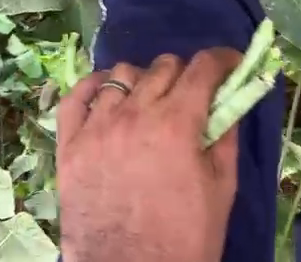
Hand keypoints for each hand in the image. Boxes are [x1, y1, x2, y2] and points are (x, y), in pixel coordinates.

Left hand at [57, 49, 241, 261]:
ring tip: (149, 105)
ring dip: (144, 82)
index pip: (202, 67)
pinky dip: (94, 88)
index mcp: (176, 124)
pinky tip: (106, 95)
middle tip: (192, 98)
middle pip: (164, 66)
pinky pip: (77, 97)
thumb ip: (226, 136)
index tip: (230, 64)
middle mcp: (135, 115)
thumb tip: (230, 98)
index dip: (222, 60)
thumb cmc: (184, 241)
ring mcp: (97, 128)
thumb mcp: (221, 189)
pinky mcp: (69, 146)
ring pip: (123, 75)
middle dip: (185, 75)